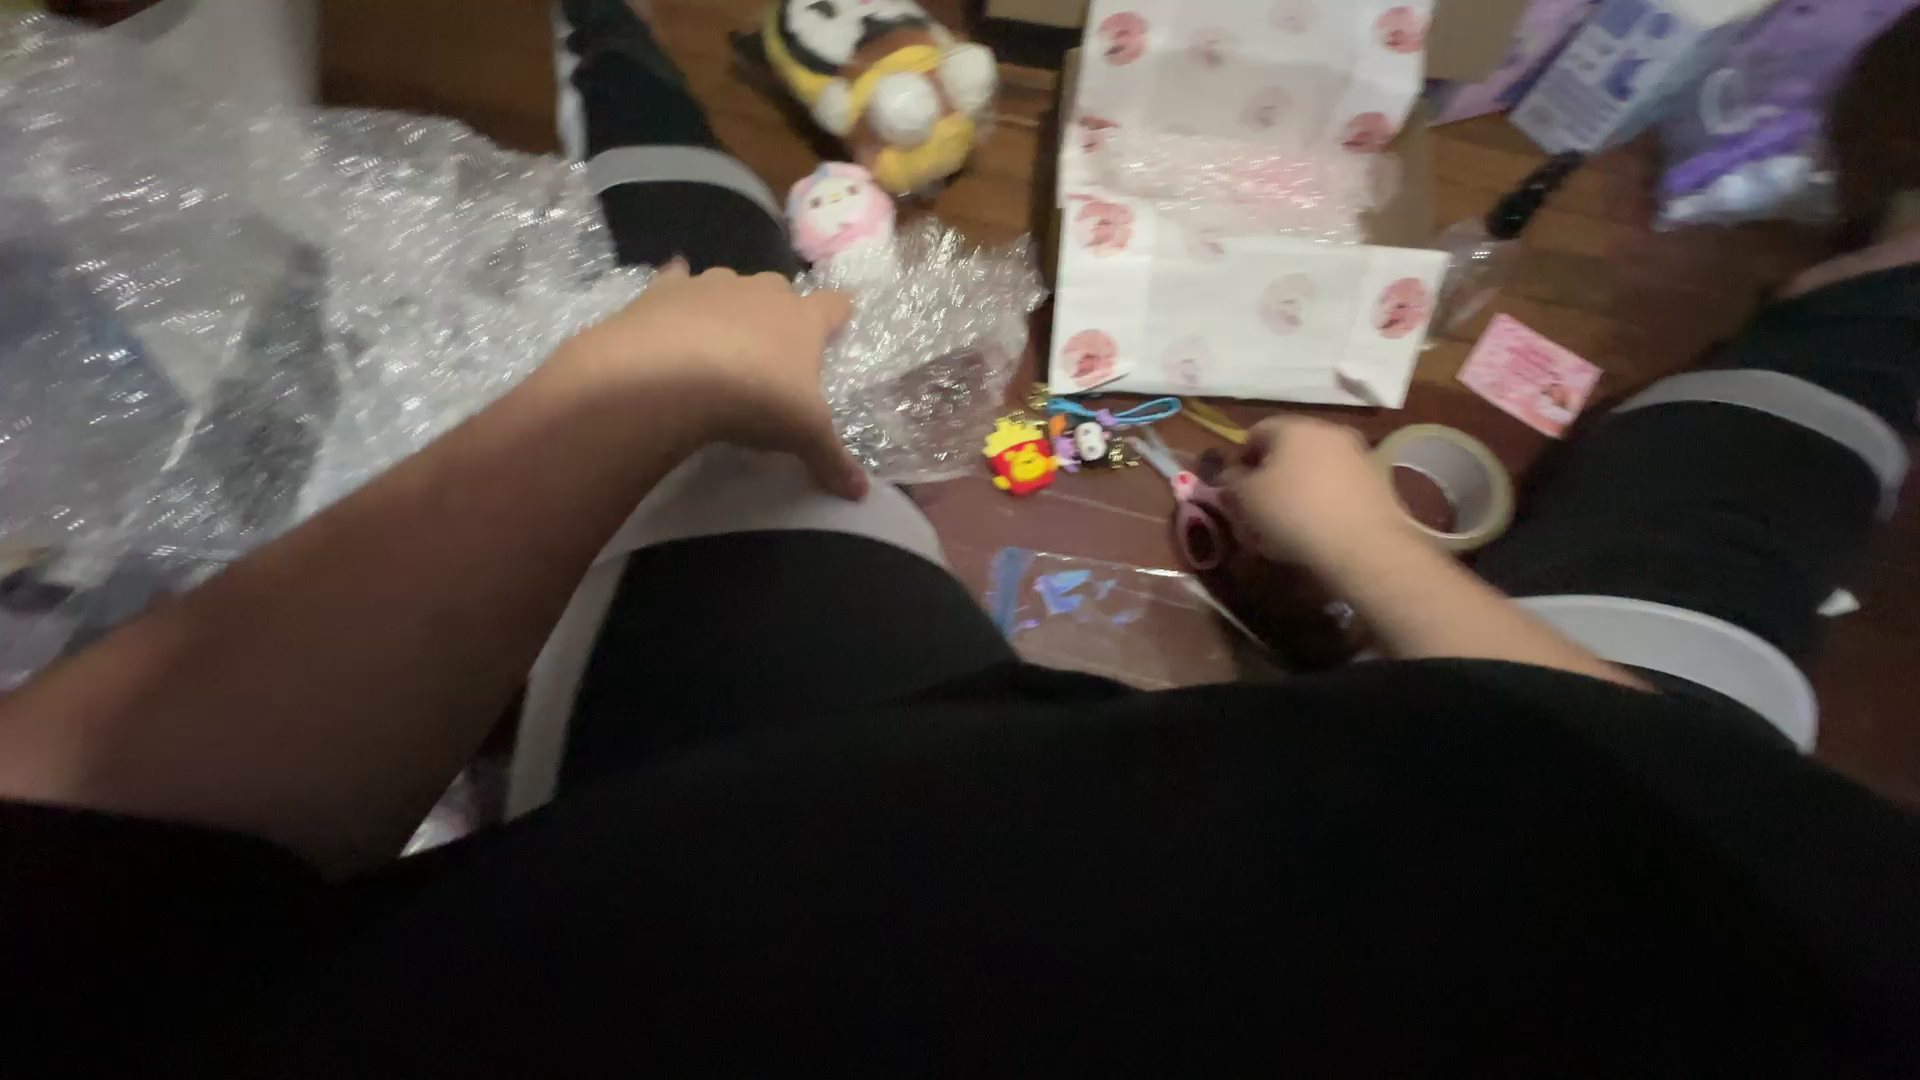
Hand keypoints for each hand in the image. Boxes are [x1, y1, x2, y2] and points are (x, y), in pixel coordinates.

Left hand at [564, 263, 868, 499]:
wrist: (669, 378)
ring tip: (724, 333)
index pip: (834, 305)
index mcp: (803, 320)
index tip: (842, 317)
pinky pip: (677, 279)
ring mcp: (711, 286)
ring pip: (731, 283)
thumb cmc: (755, 399)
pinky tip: (673, 307)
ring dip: (732, 303)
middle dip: (781, 309)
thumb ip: (832, 460)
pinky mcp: (665, 290)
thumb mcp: (803, 436)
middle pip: (780, 289)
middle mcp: (761, 293)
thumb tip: (861, 492)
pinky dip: (679, 289)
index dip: (840, 312)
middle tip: (775, 343)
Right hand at [1227, 416, 1413, 567]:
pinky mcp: (1379, 483)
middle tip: (1257, 509)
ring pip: (1314, 469)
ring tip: (1286, 524)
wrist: (1363, 547)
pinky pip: (1337, 487)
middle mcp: (1329, 431)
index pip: (1254, 433)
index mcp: (1293, 427)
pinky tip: (1316, 529)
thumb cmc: (1291, 513)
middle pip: (1287, 450)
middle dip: (1269, 476)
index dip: (1238, 461)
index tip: (1233, 490)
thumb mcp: (1243, 498)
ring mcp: (1359, 455)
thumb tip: (1230, 475)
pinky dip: (1323, 502)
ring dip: (1297, 489)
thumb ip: (1230, 481)